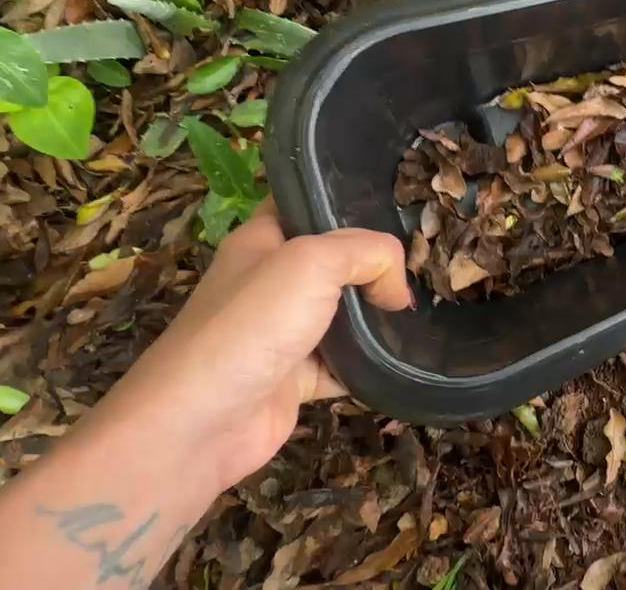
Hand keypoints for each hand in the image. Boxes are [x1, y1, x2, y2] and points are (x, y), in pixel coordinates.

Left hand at [78, 202, 409, 497]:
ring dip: (382, 309)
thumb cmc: (249, 325)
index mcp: (264, 240)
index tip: (402, 203)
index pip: (311, 204)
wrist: (197, 427)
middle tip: (426, 257)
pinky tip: (408, 349)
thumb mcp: (314, 261)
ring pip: (348, 308)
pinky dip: (376, 356)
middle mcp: (273, 280)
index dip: (352, 198)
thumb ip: (371, 254)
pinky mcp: (298, 375)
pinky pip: (350, 358)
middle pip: (339, 257)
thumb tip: (398, 289)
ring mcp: (285, 330)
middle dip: (380, 258)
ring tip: (428, 300)